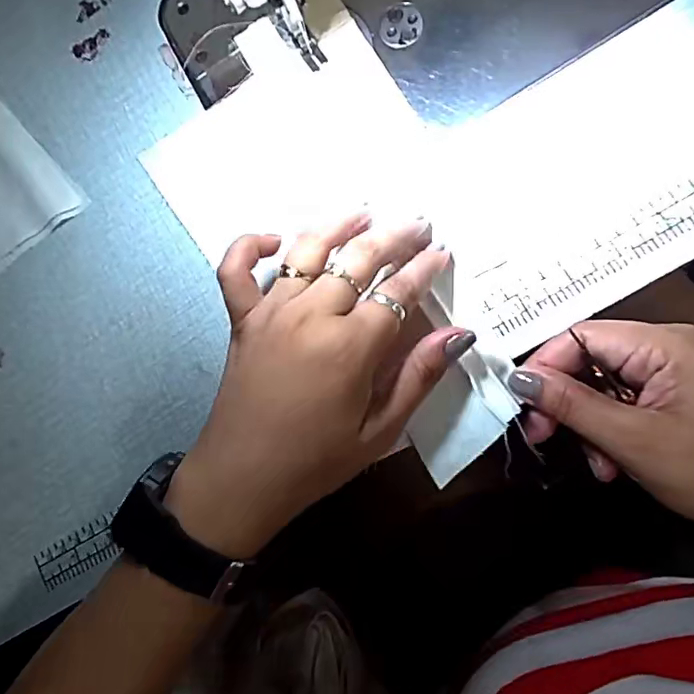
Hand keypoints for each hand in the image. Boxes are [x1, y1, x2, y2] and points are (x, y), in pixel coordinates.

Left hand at [164, 213, 475, 558]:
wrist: (243, 479)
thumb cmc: (318, 460)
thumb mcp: (381, 430)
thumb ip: (419, 375)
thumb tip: (458, 334)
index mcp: (350, 346)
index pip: (398, 292)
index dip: (424, 268)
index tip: (442, 251)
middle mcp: (310, 316)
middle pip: (358, 260)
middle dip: (393, 238)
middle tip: (417, 224)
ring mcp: (270, 314)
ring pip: (306, 253)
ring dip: (337, 228)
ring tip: (362, 214)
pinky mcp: (241, 320)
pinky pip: (235, 270)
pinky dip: (251, 246)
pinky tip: (276, 240)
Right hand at [513, 321, 693, 589]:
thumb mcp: (634, 441)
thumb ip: (573, 405)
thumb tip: (520, 378)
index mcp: (665, 343)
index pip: (583, 335)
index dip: (546, 368)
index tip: (525, 410)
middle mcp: (672, 345)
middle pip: (596, 359)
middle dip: (570, 402)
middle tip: (548, 439)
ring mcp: (681, 370)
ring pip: (611, 385)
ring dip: (594, 424)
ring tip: (603, 467)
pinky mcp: (685, 394)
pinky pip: (634, 401)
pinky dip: (618, 431)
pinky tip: (619, 464)